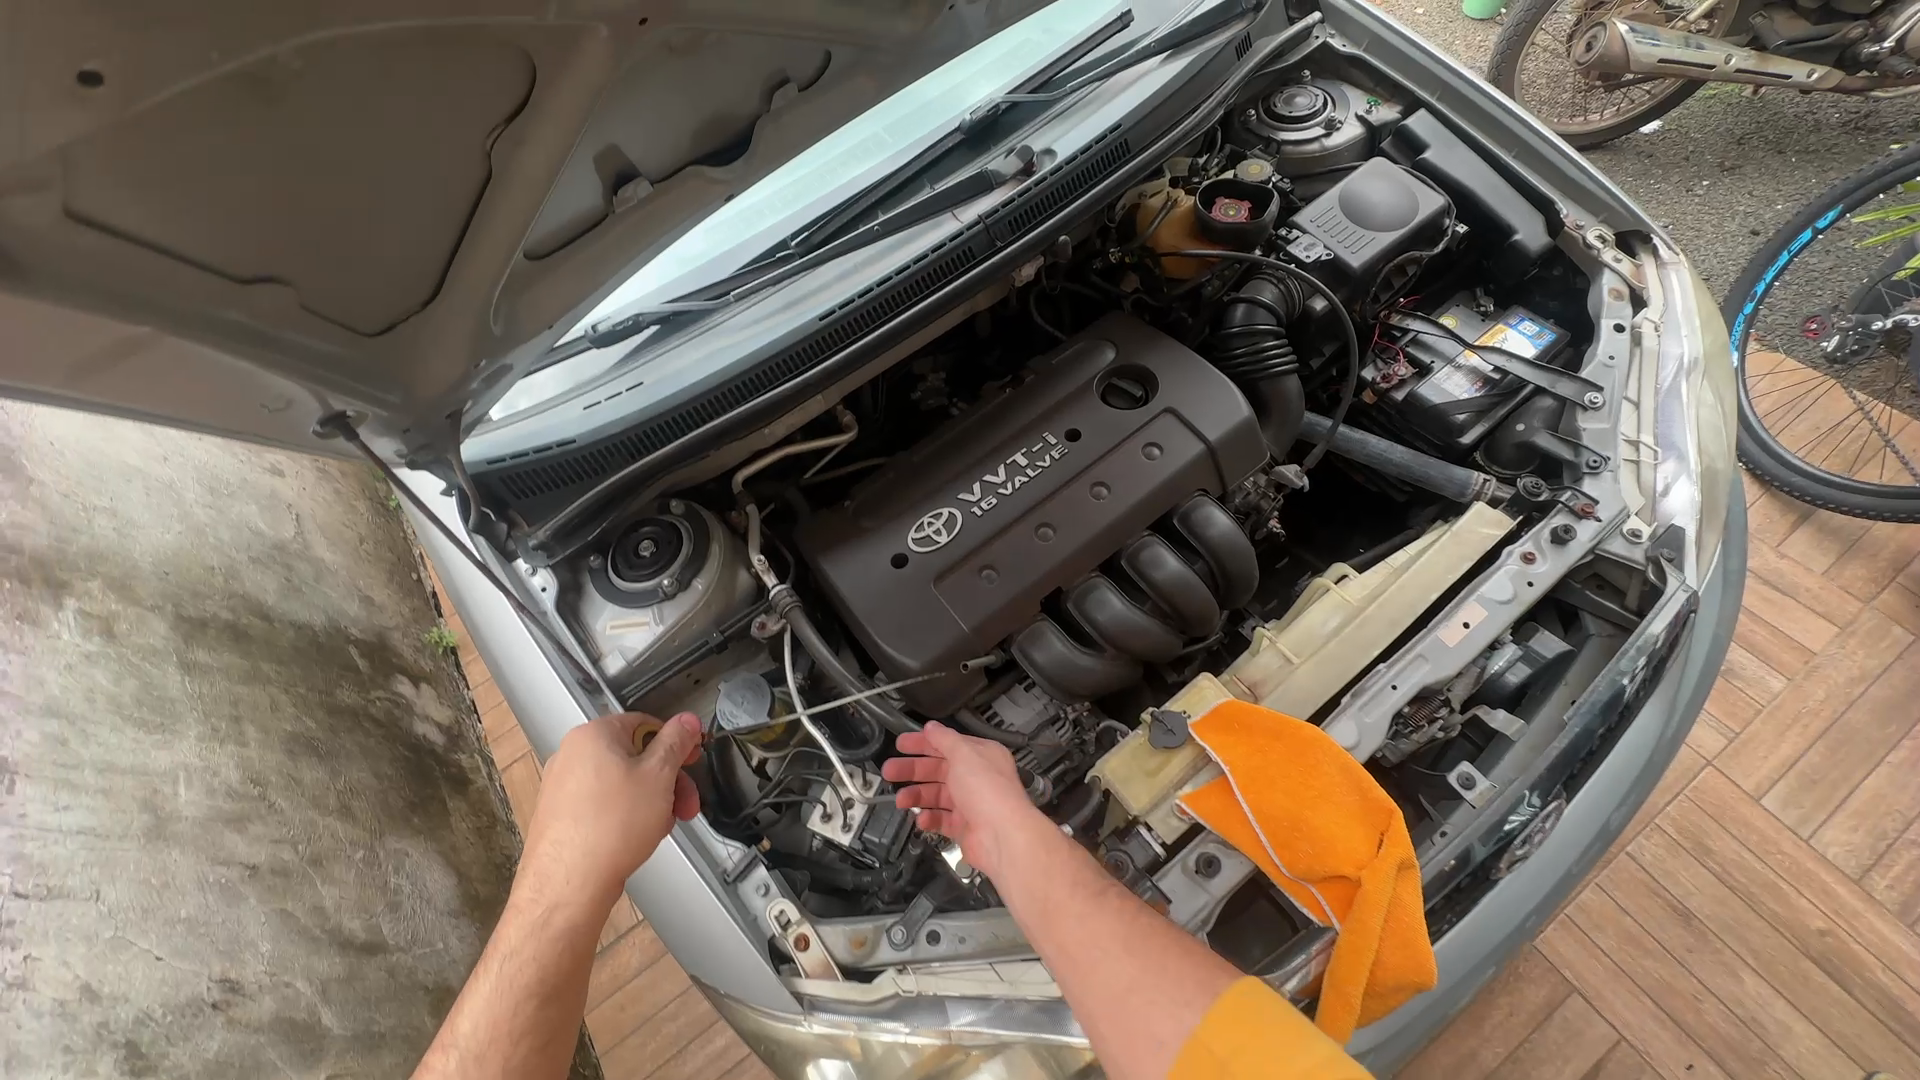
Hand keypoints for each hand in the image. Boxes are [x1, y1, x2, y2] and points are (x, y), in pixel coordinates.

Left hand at [517, 712, 702, 907]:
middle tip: (685, 799)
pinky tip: (640, 835)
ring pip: (622, 782)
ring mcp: (563, 788)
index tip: (691, 757)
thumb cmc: (608, 830)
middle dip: (668, 779)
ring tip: (664, 823)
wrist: (568, 886)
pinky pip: (604, 805)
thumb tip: (686, 722)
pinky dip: (627, 814)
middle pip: (635, 756)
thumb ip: (677, 742)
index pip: (646, 723)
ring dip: (652, 799)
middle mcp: (571, 756)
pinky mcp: (562, 817)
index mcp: (593, 735)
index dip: (676, 742)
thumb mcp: (660, 775)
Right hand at [882, 721, 1043, 879]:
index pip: (947, 744)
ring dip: (917, 795)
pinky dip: (929, 819)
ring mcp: (970, 803)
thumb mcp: (964, 754)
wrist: (1002, 836)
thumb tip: (931, 727)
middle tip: (890, 771)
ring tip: (900, 800)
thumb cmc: (988, 790)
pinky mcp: (964, 827)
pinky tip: (920, 818)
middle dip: (913, 770)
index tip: (900, 744)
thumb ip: (945, 739)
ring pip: (937, 795)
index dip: (923, 743)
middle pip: (938, 769)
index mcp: (980, 755)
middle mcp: (976, 777)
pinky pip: (941, 820)